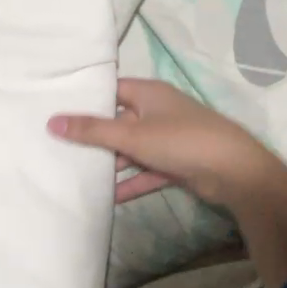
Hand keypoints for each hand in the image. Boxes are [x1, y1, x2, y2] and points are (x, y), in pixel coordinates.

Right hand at [48, 79, 276, 208]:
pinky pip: (147, 171)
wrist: (234, 171)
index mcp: (149, 94)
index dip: (87, 98)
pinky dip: (131, 182)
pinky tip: (109, 198)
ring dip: (112, 162)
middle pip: (119, 121)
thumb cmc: (181, 140)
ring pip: (132, 148)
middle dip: (95, 135)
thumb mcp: (131, 135)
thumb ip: (91, 131)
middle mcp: (158, 112)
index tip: (59, 108)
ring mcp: (169, 138)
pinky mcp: (177, 163)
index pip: (112, 89)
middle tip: (61, 145)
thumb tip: (51, 122)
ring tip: (79, 173)